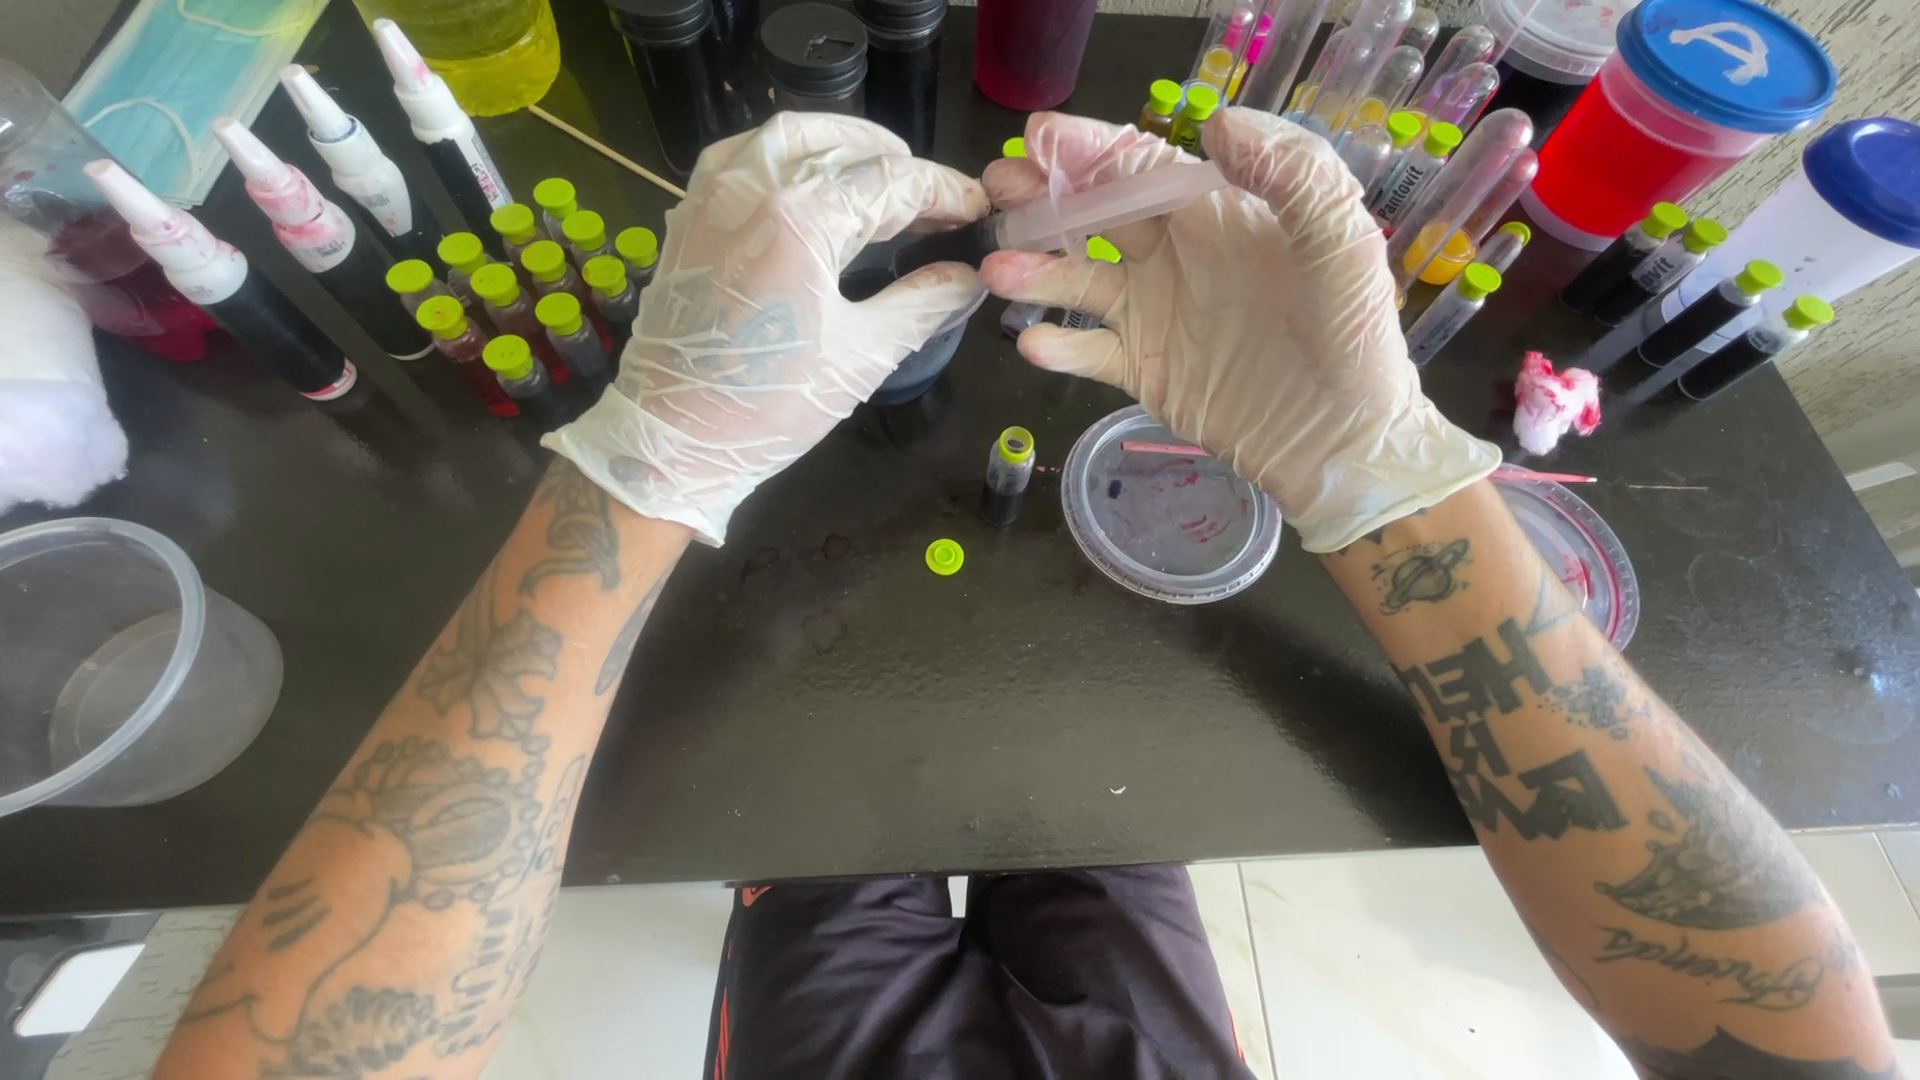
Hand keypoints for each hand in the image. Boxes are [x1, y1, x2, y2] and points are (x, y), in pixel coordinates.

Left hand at [545, 113, 989, 544]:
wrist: (674, 440)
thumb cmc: (772, 406)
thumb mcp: (862, 357)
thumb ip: (923, 304)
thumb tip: (968, 276)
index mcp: (800, 219)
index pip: (891, 184)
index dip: (943, 192)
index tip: (978, 208)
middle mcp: (752, 186)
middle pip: (844, 150)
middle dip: (901, 167)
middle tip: (937, 199)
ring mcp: (712, 195)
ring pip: (788, 137)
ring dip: (843, 144)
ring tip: (882, 171)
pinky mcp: (690, 216)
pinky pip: (743, 155)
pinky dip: (788, 155)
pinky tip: (810, 180)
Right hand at [978, 109, 1497, 552]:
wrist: (1339, 440)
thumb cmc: (1350, 341)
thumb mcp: (1342, 247)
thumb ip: (1294, 175)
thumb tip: (1216, 123)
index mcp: (1217, 217)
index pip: (1142, 169)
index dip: (1091, 150)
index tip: (1039, 138)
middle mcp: (1174, 259)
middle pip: (1096, 217)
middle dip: (1045, 197)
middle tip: (996, 185)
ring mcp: (1152, 317)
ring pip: (1080, 284)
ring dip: (1037, 274)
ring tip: (995, 270)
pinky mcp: (1141, 371)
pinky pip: (1090, 353)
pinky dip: (1059, 349)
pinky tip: (1031, 344)